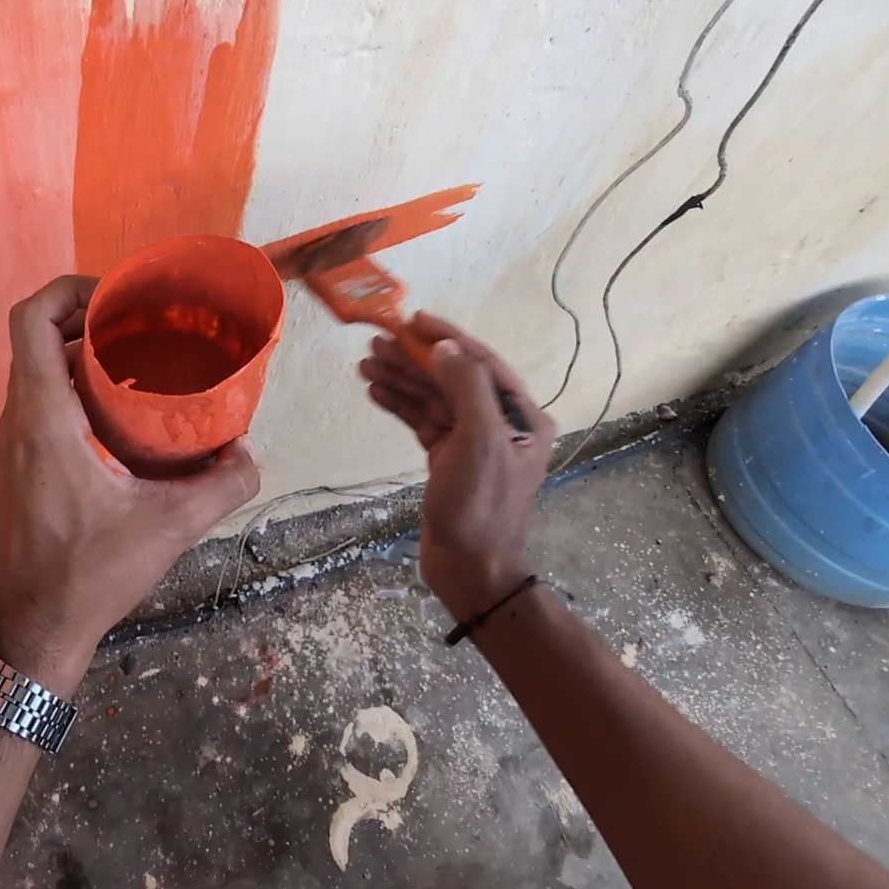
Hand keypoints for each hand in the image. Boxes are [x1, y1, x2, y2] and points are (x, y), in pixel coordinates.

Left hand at [0, 275, 260, 691]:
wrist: (30, 631)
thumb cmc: (89, 575)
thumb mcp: (170, 527)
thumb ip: (223, 486)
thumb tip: (246, 451)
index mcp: (42, 417)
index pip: (32, 318)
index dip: (71, 289)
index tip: (122, 298)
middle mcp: (18, 419)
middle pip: (39, 336)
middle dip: (90, 317)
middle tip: (147, 324)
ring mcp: (14, 442)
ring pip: (39, 368)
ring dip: (83, 351)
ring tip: (143, 358)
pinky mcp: (21, 464)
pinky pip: (43, 399)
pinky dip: (77, 384)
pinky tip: (124, 411)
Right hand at [358, 313, 555, 621]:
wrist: (470, 569)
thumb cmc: (480, 507)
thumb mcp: (479, 441)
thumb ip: (466, 388)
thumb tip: (445, 347)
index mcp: (522, 416)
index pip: (482, 363)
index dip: (448, 338)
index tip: (414, 319)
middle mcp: (501, 424)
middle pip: (453, 379)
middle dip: (415, 358)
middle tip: (376, 341)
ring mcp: (473, 443)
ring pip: (434, 399)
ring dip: (402, 380)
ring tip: (366, 363)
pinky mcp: (449, 460)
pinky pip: (424, 423)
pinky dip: (401, 406)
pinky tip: (376, 392)